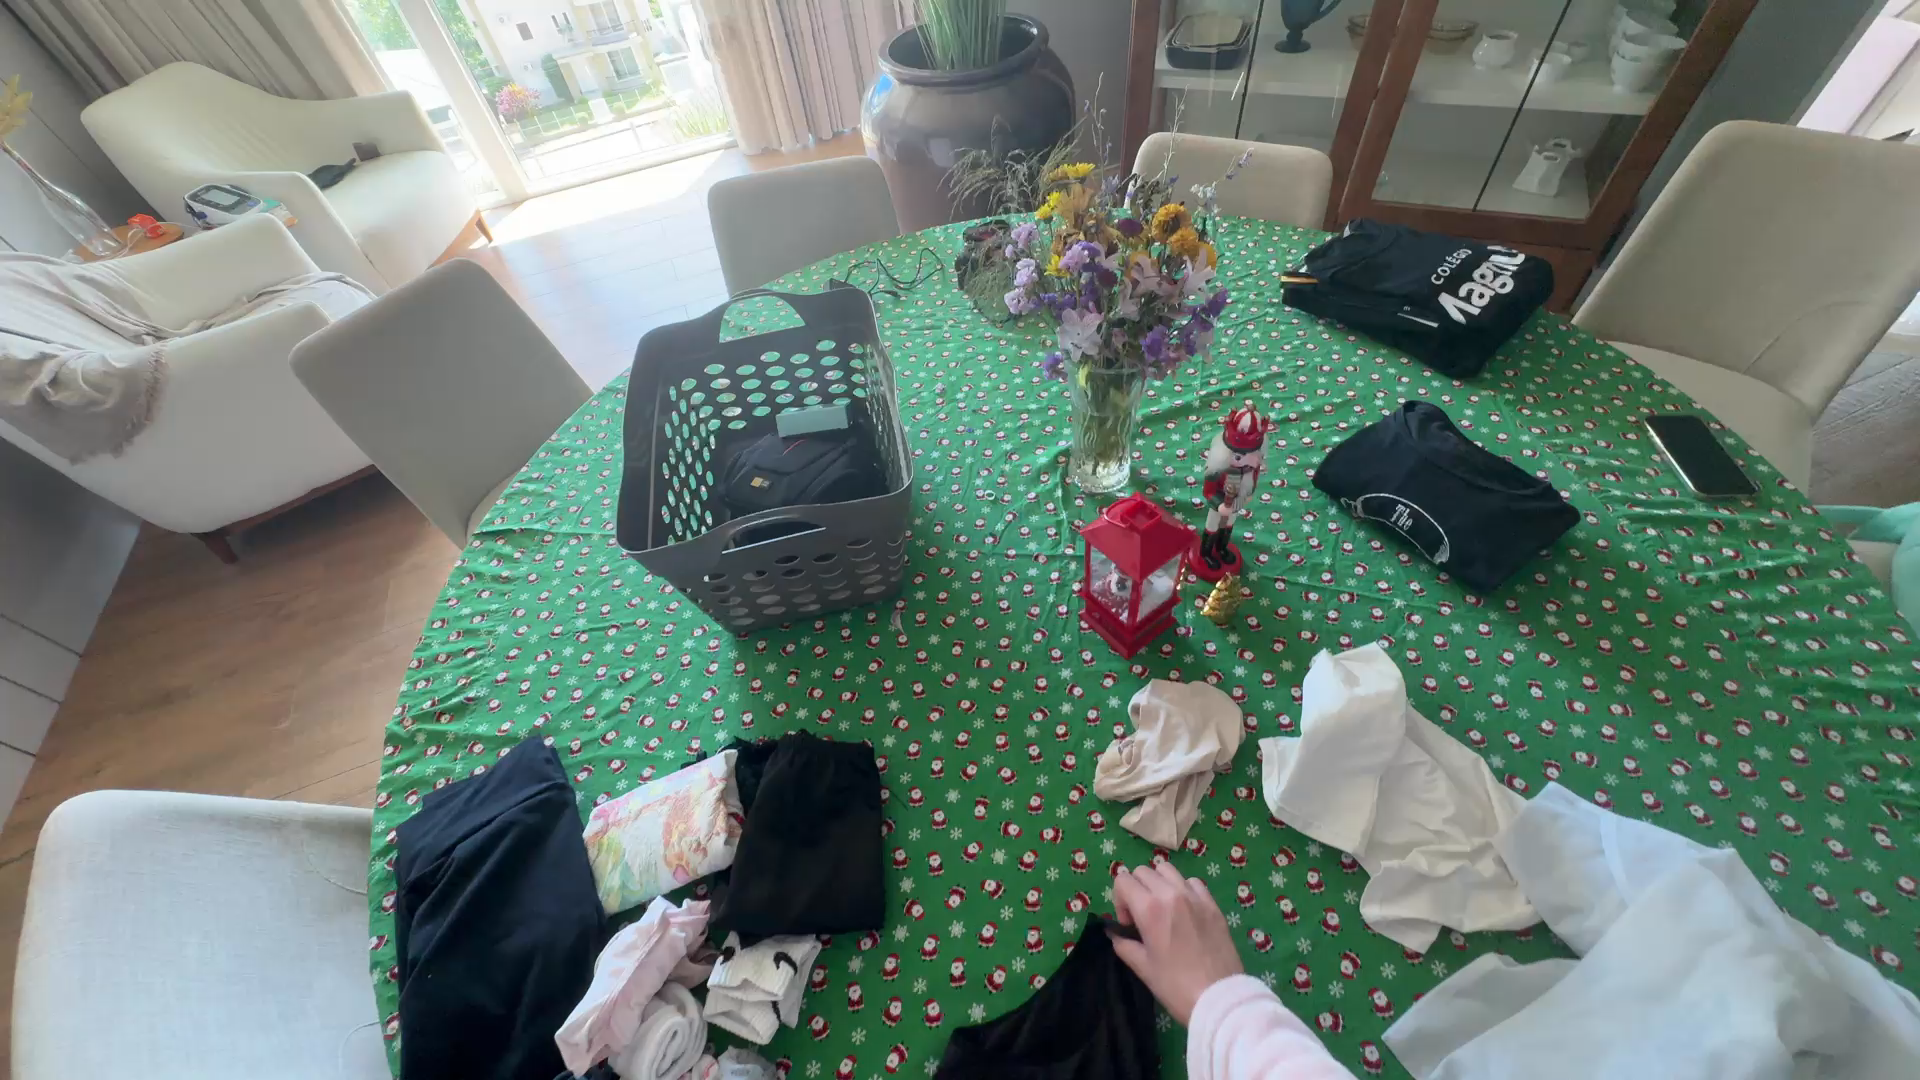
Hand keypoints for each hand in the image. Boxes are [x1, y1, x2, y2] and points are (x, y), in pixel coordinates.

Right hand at [1107, 861, 1243, 1025]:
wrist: (1221, 1000)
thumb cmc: (1176, 987)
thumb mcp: (1143, 968)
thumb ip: (1123, 944)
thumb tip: (1115, 933)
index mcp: (1149, 908)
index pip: (1122, 880)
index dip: (1120, 900)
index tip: (1129, 924)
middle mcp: (1170, 893)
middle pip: (1143, 871)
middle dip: (1136, 889)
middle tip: (1143, 916)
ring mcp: (1194, 896)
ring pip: (1167, 870)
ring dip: (1158, 883)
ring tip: (1164, 907)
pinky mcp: (1212, 904)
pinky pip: (1192, 882)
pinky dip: (1183, 888)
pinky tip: (1186, 910)